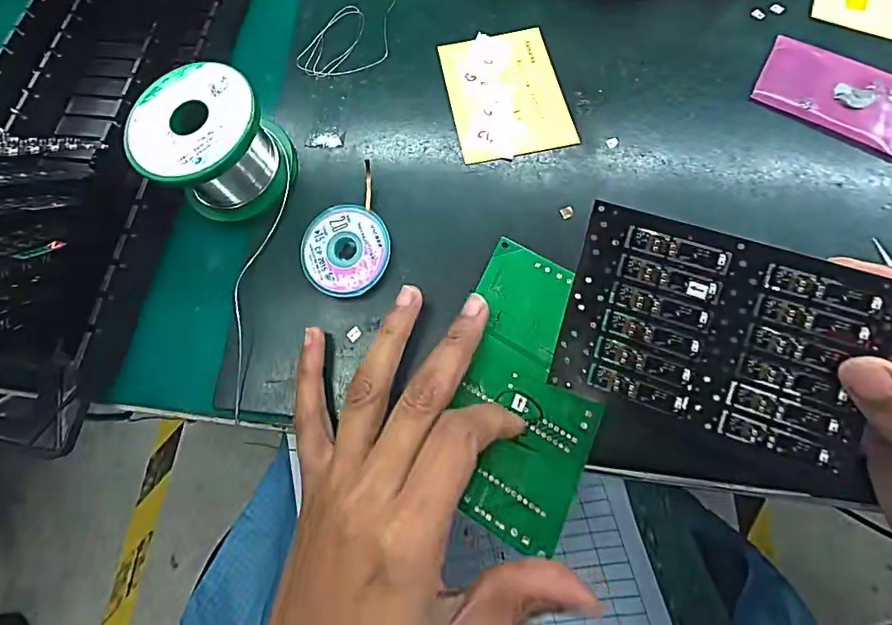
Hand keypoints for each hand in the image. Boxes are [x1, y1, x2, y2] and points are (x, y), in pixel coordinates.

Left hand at [271, 285, 599, 624]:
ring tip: (409, 297)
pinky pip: (308, 417)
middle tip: (475, 308)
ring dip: (389, 339)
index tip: (514, 419)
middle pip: (417, 400)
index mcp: (410, 529)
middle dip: (452, 350)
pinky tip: (311, 336)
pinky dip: (308, 373)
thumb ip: (513, 598)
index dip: (490, 419)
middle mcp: (370, 489)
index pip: (456, 442)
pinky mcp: (310, 480)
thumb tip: (583, 588)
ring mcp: (335, 478)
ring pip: (365, 392)